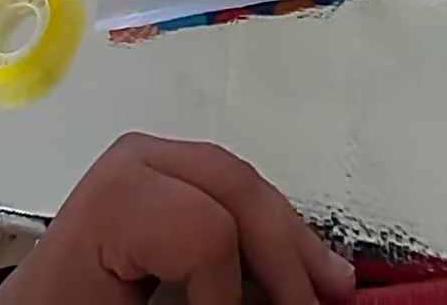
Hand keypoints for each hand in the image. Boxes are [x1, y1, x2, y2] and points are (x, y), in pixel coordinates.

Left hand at [0, 132, 356, 304]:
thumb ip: (206, 303)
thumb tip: (270, 304)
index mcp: (116, 199)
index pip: (203, 230)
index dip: (228, 295)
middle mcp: (139, 159)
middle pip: (236, 189)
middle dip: (286, 251)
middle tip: (329, 300)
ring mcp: (157, 157)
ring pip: (244, 183)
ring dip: (288, 236)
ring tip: (331, 281)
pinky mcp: (170, 171)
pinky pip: (231, 191)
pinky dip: (265, 227)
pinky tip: (294, 258)